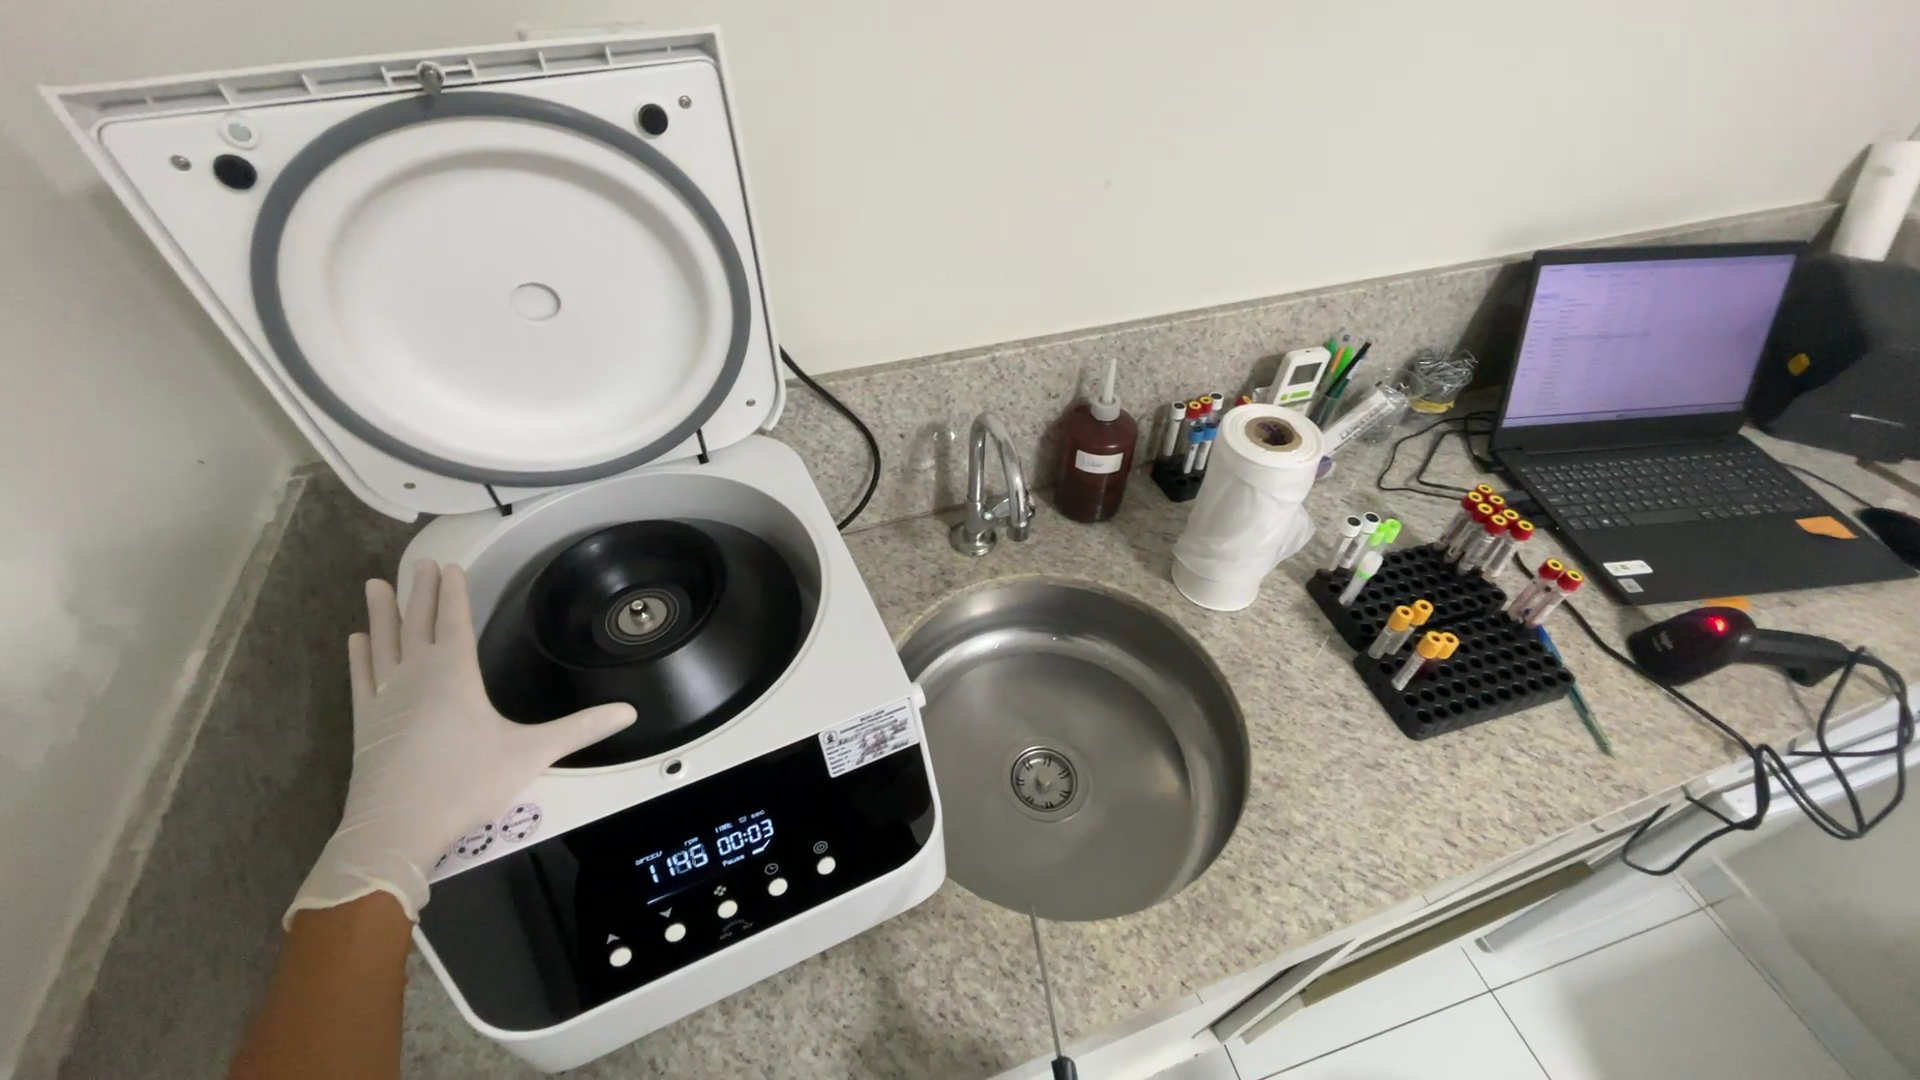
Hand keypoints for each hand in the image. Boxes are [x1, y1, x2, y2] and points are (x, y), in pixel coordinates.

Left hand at [287, 560, 635, 924]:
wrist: (395, 829)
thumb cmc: (466, 783)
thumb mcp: (532, 753)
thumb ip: (580, 729)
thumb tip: (629, 711)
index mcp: (454, 676)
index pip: (454, 621)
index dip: (453, 592)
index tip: (449, 565)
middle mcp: (416, 678)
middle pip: (418, 624)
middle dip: (420, 592)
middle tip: (420, 563)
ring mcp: (385, 700)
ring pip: (383, 644)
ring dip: (381, 614)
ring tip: (374, 584)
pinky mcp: (366, 724)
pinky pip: (361, 678)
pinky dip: (359, 656)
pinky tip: (355, 640)